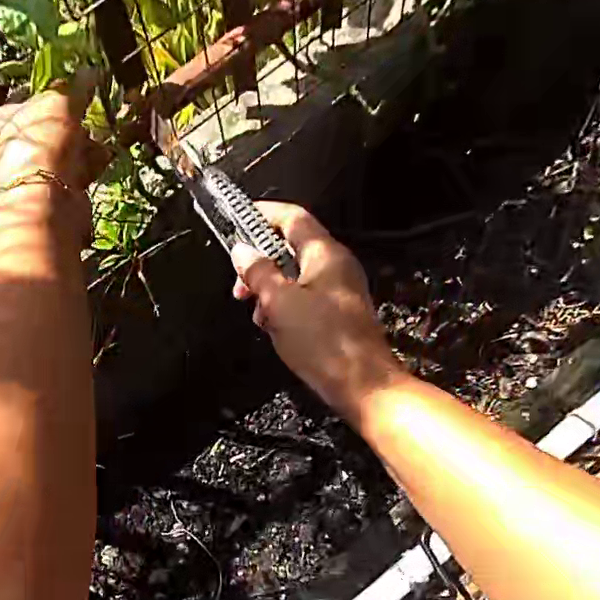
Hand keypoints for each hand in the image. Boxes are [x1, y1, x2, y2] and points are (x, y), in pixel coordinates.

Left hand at [0, 68, 108, 193]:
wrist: (47, 199)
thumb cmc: (43, 141)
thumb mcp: (60, 100)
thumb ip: (76, 86)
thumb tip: (90, 72)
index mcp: (7, 117)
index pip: (32, 94)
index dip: (57, 89)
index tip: (80, 86)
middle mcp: (20, 143)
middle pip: (57, 122)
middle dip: (80, 120)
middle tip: (95, 114)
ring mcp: (40, 168)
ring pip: (73, 146)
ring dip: (90, 143)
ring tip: (101, 139)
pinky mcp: (60, 188)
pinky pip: (81, 168)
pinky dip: (93, 163)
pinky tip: (101, 159)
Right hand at [231, 201, 406, 417]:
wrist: (361, 385)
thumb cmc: (325, 343)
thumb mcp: (280, 303)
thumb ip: (258, 273)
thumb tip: (242, 251)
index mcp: (325, 255)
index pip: (292, 217)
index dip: (263, 213)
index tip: (237, 217)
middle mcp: (335, 267)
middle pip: (289, 249)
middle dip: (259, 264)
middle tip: (239, 284)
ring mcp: (338, 290)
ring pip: (293, 277)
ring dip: (269, 290)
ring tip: (259, 313)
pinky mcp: (336, 314)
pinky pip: (303, 299)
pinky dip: (283, 307)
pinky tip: (275, 328)